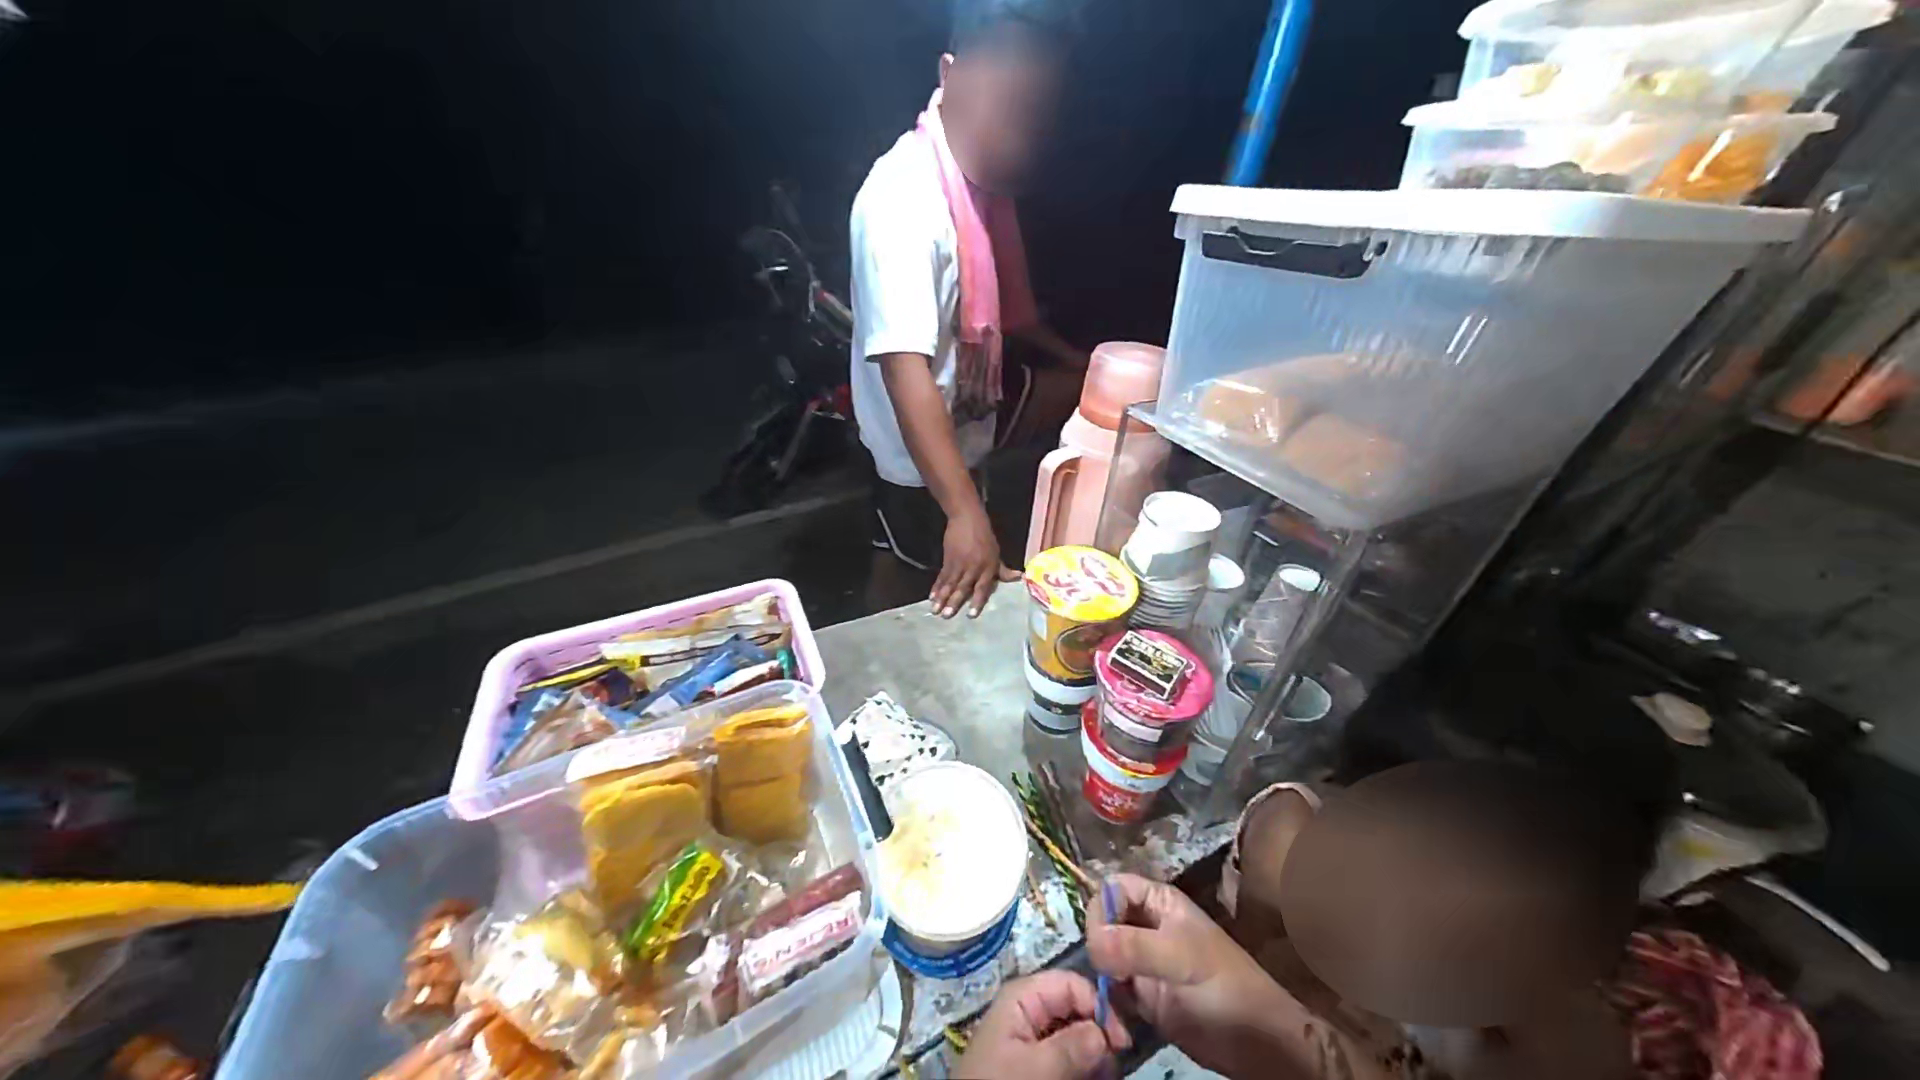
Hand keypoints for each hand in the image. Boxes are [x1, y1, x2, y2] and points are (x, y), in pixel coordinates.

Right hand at [932, 507, 1019, 617]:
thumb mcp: (996, 553)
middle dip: (954, 602)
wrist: (967, 519)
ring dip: (942, 597)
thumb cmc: (985, 537)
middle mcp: (973, 568)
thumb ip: (1003, 570)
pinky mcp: (948, 560)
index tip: (971, 615)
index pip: (983, 588)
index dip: (977, 601)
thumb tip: (1019, 578)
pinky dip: (936, 586)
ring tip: (935, 609)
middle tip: (946, 615)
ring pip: (950, 583)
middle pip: (963, 587)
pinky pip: (942, 576)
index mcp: (988, 567)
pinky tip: (931, 597)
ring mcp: (959, 564)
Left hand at [954, 971, 1130, 1079]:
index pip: (1072, 983)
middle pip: (1078, 1009)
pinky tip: (1090, 1078)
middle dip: (1098, 1035)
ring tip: (1101, 1076)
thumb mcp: (1031, 1069)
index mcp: (1024, 995)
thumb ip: (1068, 1048)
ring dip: (1094, 1055)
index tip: (1122, 1042)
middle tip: (1112, 1067)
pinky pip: (1069, 1056)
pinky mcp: (1037, 1060)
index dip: (1099, 1006)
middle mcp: (1031, 1008)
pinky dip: (1083, 1067)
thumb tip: (1104, 1032)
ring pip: (1078, 1035)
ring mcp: (1035, 1036)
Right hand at [1089, 874, 1315, 1079]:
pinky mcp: (1141, 995)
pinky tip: (1115, 1021)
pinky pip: (1110, 989)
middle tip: (1107, 977)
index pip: (1112, 888)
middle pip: (1101, 921)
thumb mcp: (1183, 960)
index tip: (1103, 940)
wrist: (1260, 1047)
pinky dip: (1107, 1003)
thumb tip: (1092, 940)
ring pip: (1102, 956)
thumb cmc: (1227, 989)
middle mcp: (1145, 925)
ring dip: (1099, 979)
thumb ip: (1136, 946)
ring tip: (1105, 1004)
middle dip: (1097, 948)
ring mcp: (1141, 961)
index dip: (1103, 909)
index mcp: (1158, 903)